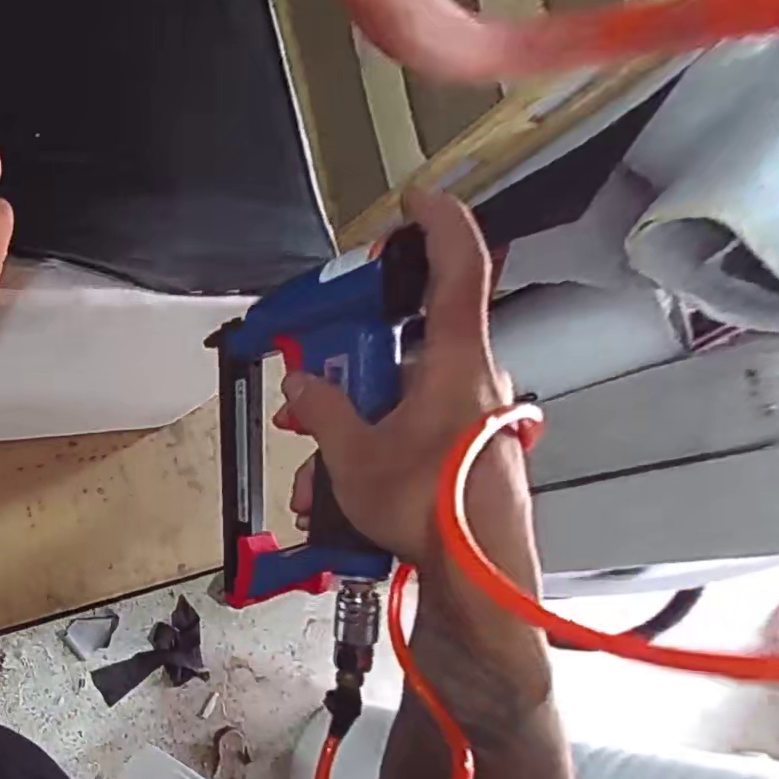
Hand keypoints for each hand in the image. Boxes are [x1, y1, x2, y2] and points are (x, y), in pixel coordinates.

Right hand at [280, 187, 532, 582]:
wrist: (477, 578)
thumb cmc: (428, 509)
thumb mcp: (355, 456)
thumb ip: (324, 410)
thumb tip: (302, 386)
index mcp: (456, 364)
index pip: (458, 269)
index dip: (438, 224)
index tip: (413, 200)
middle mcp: (470, 382)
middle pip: (403, 348)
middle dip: (346, 371)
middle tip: (305, 393)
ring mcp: (469, 418)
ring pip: (397, 401)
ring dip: (348, 429)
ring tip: (313, 476)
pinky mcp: (464, 450)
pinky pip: (410, 432)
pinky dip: (370, 451)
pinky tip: (338, 491)